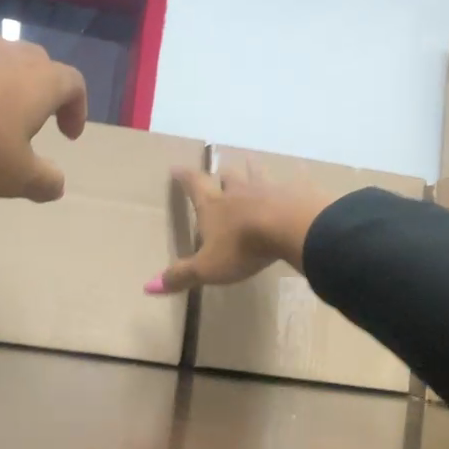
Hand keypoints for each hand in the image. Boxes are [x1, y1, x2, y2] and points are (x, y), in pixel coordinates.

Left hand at [0, 38, 87, 200]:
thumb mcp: (13, 176)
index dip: (77, 109)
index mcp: (41, 81)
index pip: (73, 84)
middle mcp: (11, 55)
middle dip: (42, 94)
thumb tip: (57, 183)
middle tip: (32, 124)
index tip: (68, 136)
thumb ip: (43, 181)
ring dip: (3, 90)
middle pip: (39, 66)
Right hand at [147, 166, 337, 293]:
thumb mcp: (207, 267)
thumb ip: (180, 276)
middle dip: (222, 174)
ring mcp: (270, 188)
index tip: (176, 168)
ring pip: (258, 174)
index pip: (194, 185)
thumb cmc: (243, 247)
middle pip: (228, 177)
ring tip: (251, 161)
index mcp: (214, 206)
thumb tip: (147, 287)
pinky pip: (296, 180)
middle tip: (221, 170)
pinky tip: (301, 169)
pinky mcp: (297, 192)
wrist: (290, 229)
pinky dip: (296, 176)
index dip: (184, 177)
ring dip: (253, 169)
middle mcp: (239, 191)